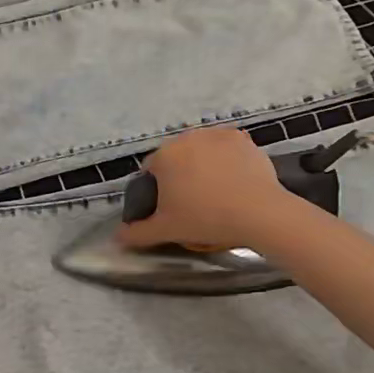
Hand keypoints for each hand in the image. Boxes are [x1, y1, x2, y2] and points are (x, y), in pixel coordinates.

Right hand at [117, 128, 293, 249]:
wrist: (257, 212)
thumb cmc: (205, 219)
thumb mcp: (167, 230)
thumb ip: (138, 233)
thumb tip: (117, 237)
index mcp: (164, 156)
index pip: (151, 170)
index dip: (158, 189)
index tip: (170, 207)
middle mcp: (187, 138)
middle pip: (177, 157)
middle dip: (181, 174)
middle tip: (194, 202)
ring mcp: (216, 135)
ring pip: (202, 151)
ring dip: (204, 165)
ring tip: (216, 192)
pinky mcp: (241, 138)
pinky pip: (226, 148)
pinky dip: (227, 160)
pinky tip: (234, 179)